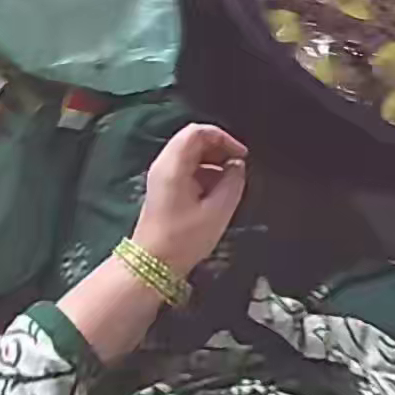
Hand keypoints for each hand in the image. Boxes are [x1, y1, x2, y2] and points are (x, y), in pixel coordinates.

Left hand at [131, 124, 248, 274]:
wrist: (153, 263)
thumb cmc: (183, 239)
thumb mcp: (217, 212)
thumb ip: (232, 183)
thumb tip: (238, 166)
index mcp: (173, 165)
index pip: (197, 131)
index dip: (223, 137)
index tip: (241, 155)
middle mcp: (164, 164)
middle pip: (192, 139)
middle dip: (219, 147)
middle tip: (238, 164)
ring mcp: (161, 174)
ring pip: (189, 153)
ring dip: (212, 160)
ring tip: (231, 179)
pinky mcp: (163, 186)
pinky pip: (185, 167)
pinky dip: (203, 171)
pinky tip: (217, 190)